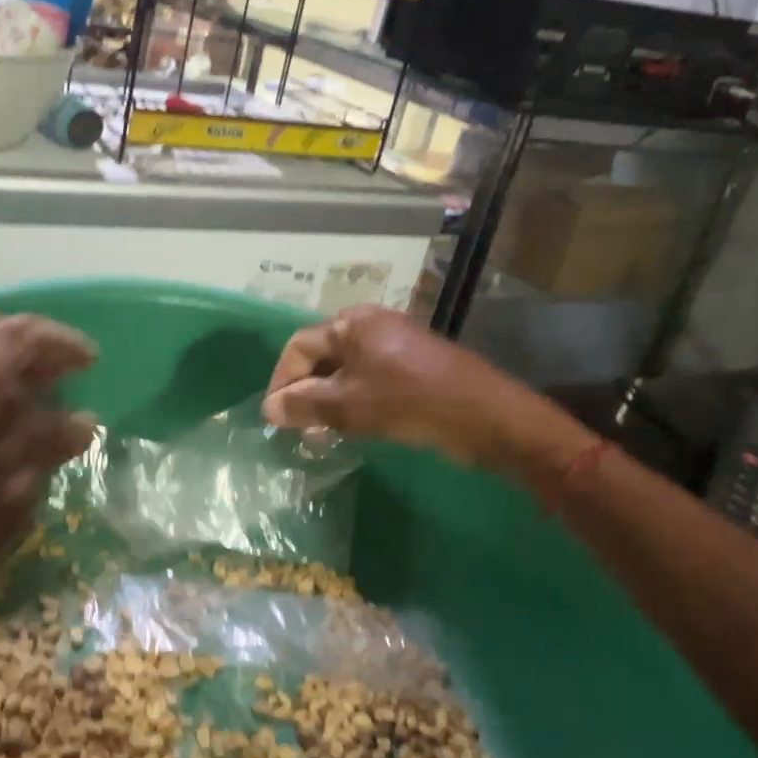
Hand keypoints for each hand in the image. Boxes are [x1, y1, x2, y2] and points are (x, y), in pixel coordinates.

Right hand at [262, 306, 589, 479]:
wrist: (488, 418)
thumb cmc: (411, 402)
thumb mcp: (350, 405)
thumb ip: (304, 404)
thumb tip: (269, 408)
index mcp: (352, 323)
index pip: (299, 345)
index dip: (281, 380)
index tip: (275, 417)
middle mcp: (371, 325)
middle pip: (322, 356)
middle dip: (305, 392)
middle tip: (299, 428)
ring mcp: (395, 345)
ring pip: (346, 371)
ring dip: (329, 400)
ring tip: (323, 434)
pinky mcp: (414, 368)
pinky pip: (370, 380)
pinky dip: (355, 401)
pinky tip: (354, 428)